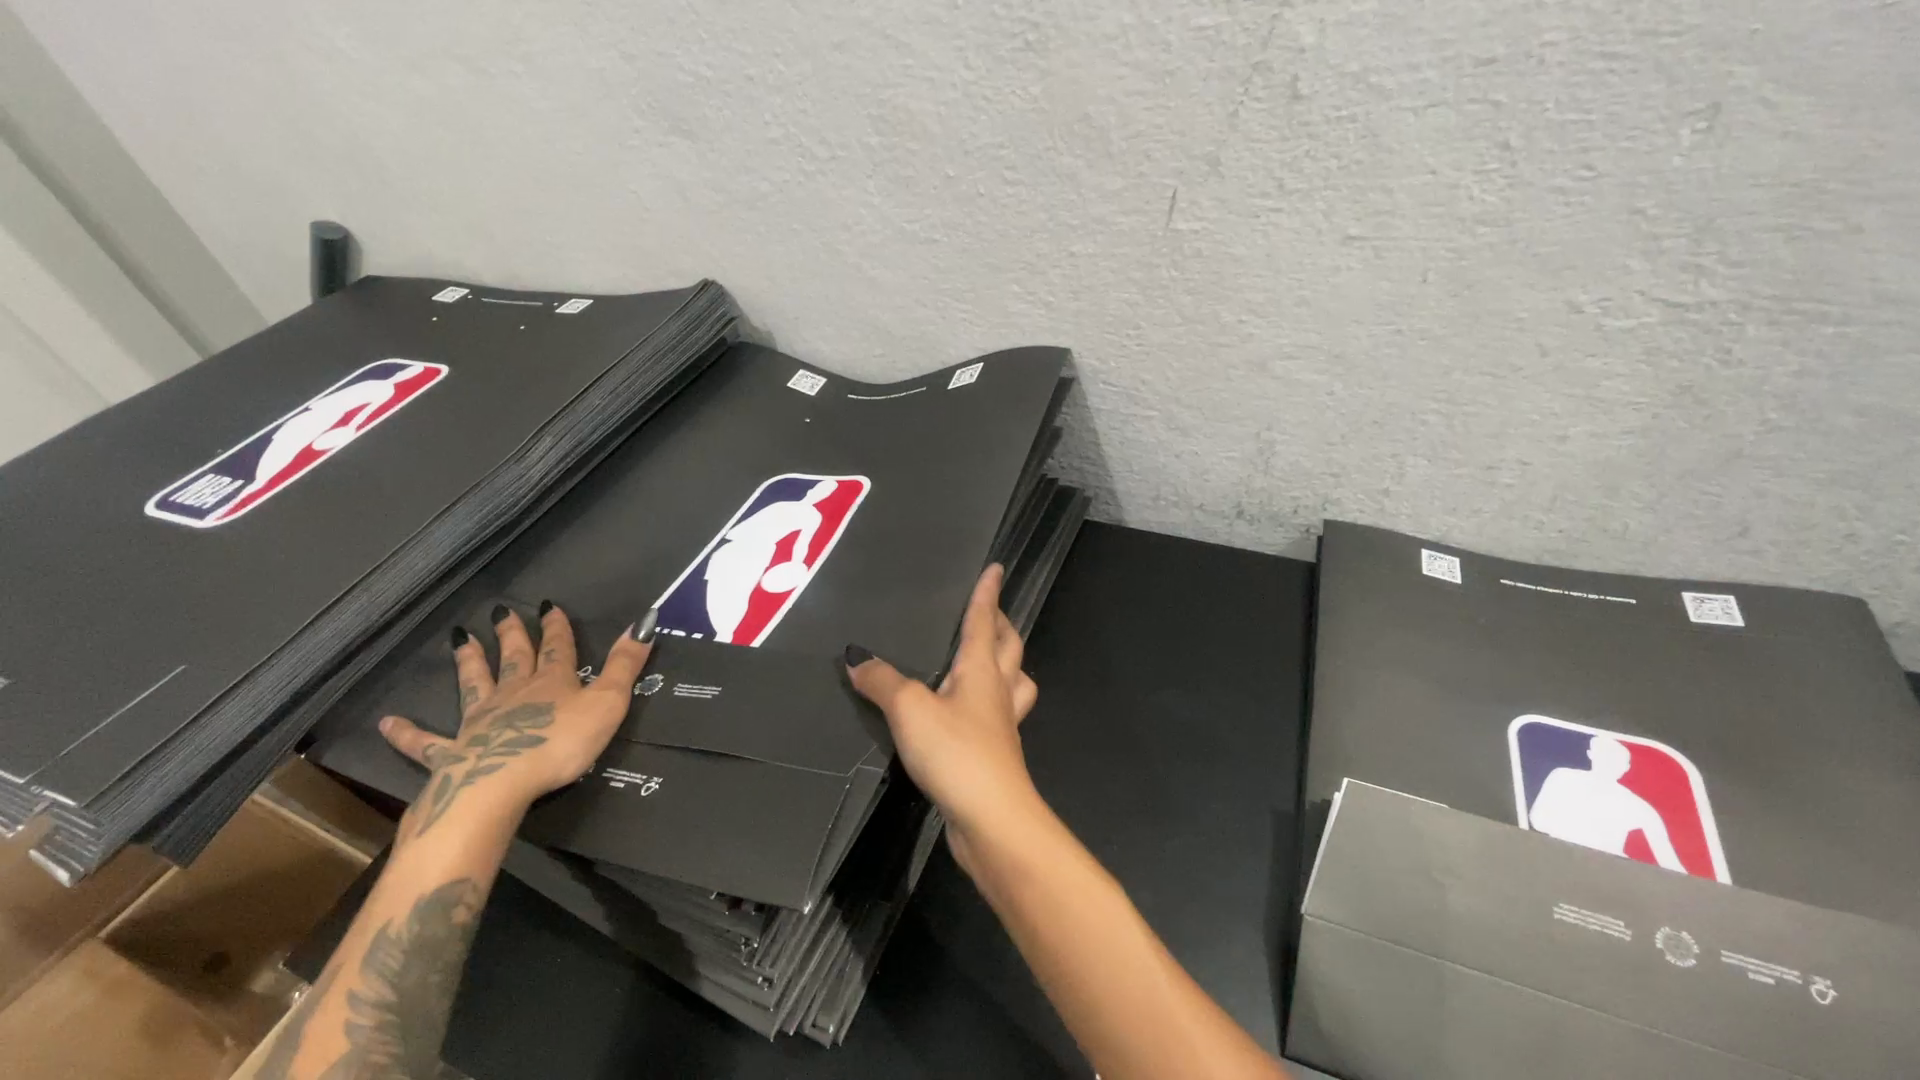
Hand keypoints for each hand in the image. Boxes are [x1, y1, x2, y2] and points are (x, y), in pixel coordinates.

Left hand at [380, 603, 657, 834]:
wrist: (502, 781)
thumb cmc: (561, 743)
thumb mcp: (608, 703)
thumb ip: (624, 665)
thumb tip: (644, 622)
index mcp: (553, 682)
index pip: (558, 648)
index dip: (556, 628)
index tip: (548, 606)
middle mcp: (514, 693)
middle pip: (514, 658)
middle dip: (512, 635)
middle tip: (501, 612)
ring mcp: (480, 720)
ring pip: (474, 684)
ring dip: (468, 662)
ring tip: (459, 639)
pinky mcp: (454, 752)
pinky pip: (426, 742)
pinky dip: (407, 733)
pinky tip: (387, 723)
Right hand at [845, 565, 1040, 865]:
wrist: (991, 819)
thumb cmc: (956, 752)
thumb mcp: (910, 710)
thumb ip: (882, 681)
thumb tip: (856, 658)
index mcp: (981, 671)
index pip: (984, 622)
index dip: (987, 594)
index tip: (996, 568)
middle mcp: (997, 692)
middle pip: (1009, 649)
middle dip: (1002, 626)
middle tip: (993, 612)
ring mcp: (1001, 726)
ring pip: (1014, 683)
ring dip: (1007, 665)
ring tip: (992, 660)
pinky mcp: (995, 756)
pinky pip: (999, 716)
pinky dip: (990, 703)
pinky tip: (969, 714)